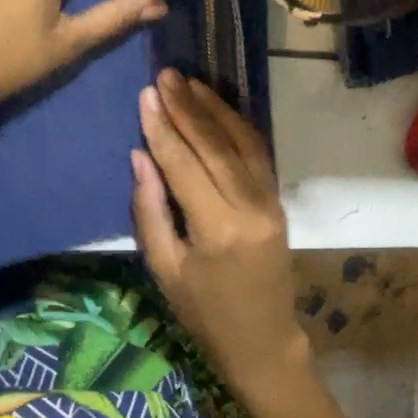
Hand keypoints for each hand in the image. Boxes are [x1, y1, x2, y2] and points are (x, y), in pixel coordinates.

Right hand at [131, 69, 309, 391]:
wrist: (262, 340)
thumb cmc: (203, 312)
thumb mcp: (164, 270)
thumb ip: (150, 211)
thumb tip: (140, 156)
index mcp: (217, 230)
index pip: (185, 165)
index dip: (162, 129)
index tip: (146, 95)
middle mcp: (249, 208)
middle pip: (215, 145)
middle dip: (187, 108)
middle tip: (165, 77)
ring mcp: (270, 202)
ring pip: (241, 143)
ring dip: (214, 109)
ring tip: (188, 83)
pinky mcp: (278, 201)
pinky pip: (258, 154)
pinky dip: (238, 125)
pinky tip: (219, 106)